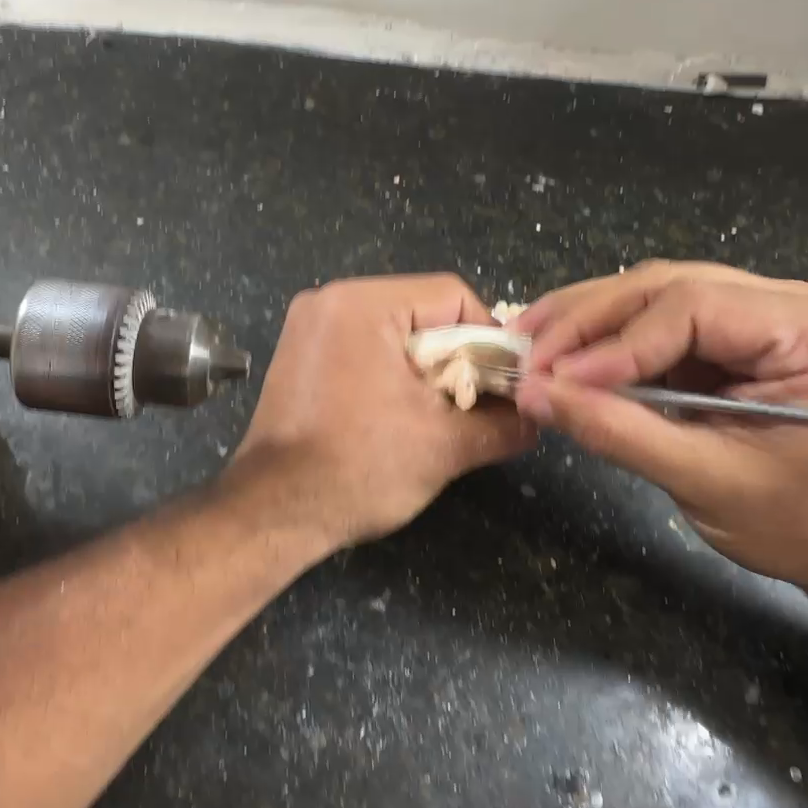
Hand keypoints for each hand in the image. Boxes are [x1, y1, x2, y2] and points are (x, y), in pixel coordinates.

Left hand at [232, 274, 536, 547]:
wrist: (273, 512)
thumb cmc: (359, 469)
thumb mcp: (445, 447)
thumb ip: (503, 424)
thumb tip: (535, 418)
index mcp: (361, 305)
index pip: (451, 296)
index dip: (489, 338)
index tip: (504, 382)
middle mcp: (328, 301)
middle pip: (420, 311)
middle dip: (456, 357)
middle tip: (476, 401)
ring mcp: (307, 327)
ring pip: (393, 332)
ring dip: (424, 369)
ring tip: (443, 413)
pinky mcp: (297, 355)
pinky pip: (362, 348)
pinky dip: (390, 374)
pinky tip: (401, 414)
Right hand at [511, 262, 807, 594]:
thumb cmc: (800, 523)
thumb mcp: (705, 480)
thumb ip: (618, 432)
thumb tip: (533, 394)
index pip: (694, 305)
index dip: (617, 339)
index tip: (554, 378)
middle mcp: (784, 304)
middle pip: (666, 287)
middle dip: (589, 319)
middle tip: (525, 354)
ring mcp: (752, 317)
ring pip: (652, 294)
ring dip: (587, 319)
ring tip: (528, 341)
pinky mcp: (723, 340)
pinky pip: (652, 321)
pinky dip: (604, 338)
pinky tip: (562, 349)